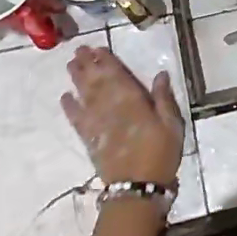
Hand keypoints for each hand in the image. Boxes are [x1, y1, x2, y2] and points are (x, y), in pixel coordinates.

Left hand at [60, 46, 182, 186]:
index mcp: (132, 101)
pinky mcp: (90, 138)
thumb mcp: (172, 125)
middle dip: (87, 64)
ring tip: (71, 65)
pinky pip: (76, 119)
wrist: (137, 187)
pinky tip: (65, 97)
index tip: (97, 48)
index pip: (116, 74)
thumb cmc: (160, 154)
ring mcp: (97, 123)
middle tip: (78, 50)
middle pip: (96, 81)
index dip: (105, 60)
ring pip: (84, 95)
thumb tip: (160, 74)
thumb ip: (164, 98)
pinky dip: (69, 107)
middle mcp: (110, 107)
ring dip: (77, 79)